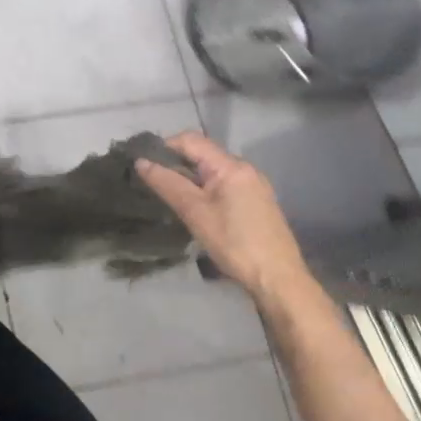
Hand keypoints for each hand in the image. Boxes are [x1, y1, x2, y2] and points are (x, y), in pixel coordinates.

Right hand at [136, 131, 309, 303]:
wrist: (279, 280)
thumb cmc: (234, 243)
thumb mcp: (194, 212)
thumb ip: (166, 183)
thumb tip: (140, 162)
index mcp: (231, 166)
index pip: (190, 140)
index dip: (164, 147)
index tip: (145, 166)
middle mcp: (246, 169)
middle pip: (203, 153)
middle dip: (176, 163)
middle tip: (155, 183)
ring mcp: (255, 185)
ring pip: (213, 169)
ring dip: (190, 177)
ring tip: (173, 196)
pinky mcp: (258, 201)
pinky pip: (225, 183)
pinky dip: (206, 188)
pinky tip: (198, 208)